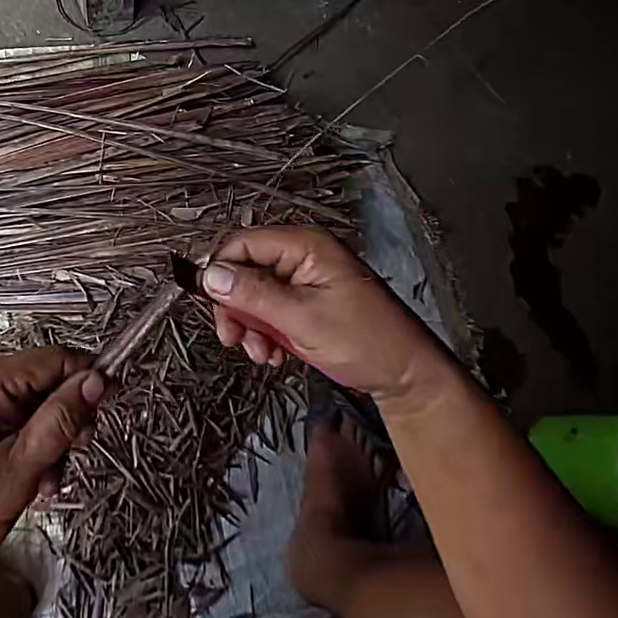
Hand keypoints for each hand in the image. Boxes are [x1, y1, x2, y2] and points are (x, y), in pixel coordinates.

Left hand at [0, 348, 105, 617]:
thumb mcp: (20, 467)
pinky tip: (34, 484)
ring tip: (48, 479)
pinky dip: (37, 453)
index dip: (89, 379)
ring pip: (40, 410)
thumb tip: (95, 380)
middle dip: (69, 418)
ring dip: (55, 443)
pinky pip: (22, 429)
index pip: (57, 358)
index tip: (111, 401)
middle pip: (50, 383)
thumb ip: (61, 419)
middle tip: (74, 451)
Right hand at [204, 227, 452, 403]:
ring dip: (250, 325)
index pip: (243, 243)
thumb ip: (253, 295)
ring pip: (254, 293)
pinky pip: (271, 309)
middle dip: (236, 306)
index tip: (214, 307)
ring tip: (261, 354)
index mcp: (304, 245)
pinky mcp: (307, 301)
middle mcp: (301, 255)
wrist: (406, 374)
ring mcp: (305, 279)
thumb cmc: (365, 340)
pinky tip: (273, 354)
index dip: (221, 272)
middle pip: (245, 269)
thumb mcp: (302, 318)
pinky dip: (266, 332)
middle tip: (233, 339)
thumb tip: (210, 275)